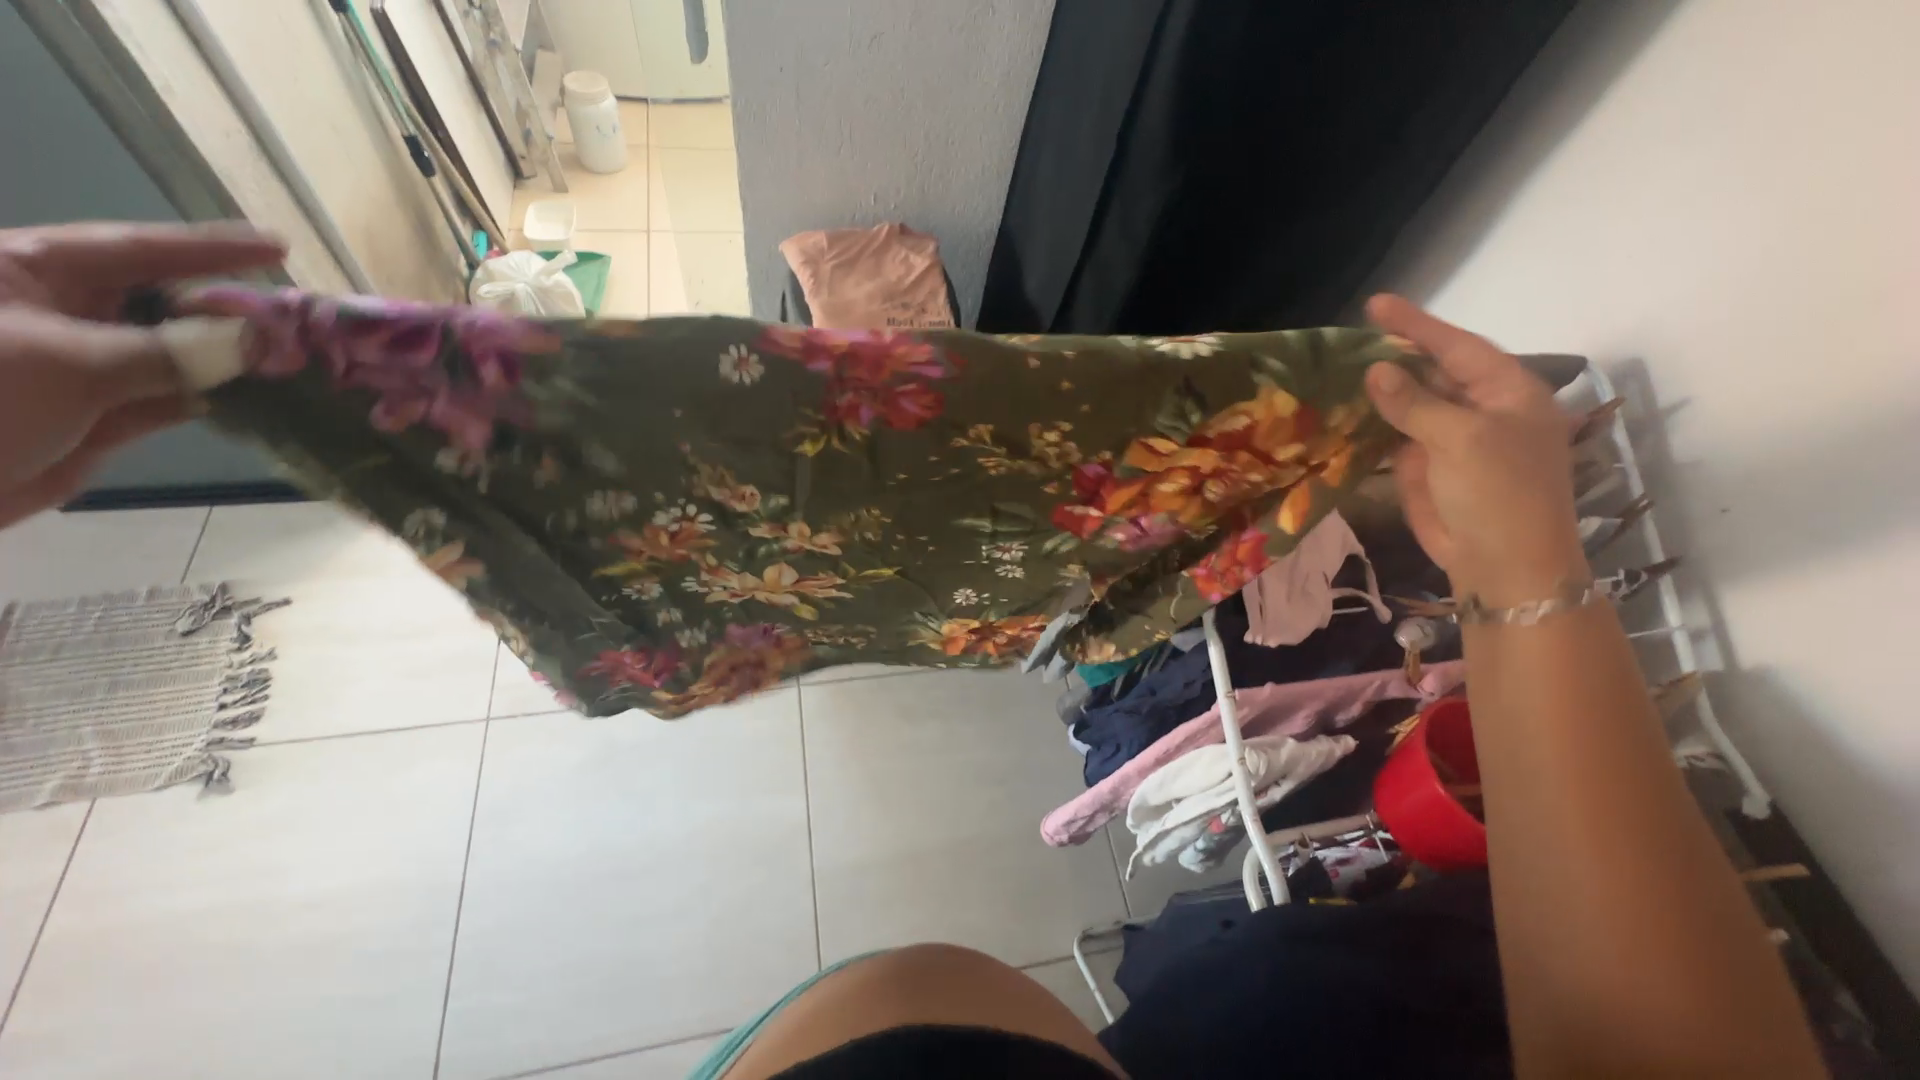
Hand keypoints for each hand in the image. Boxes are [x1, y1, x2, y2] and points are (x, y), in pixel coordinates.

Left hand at [0, 221, 284, 527]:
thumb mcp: (69, 363)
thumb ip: (171, 351)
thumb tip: (261, 340)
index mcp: (28, 272)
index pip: (134, 248)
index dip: (209, 249)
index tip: (279, 248)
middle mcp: (60, 310)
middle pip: (163, 299)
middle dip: (231, 310)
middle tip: (297, 318)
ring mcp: (84, 364)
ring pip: (175, 351)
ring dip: (232, 357)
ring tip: (293, 354)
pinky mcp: (102, 412)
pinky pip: (172, 395)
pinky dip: (216, 396)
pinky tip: (261, 393)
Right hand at [1363, 294, 1588, 604]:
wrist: (1503, 566)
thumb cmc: (1499, 494)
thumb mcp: (1460, 440)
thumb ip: (1415, 402)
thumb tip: (1376, 370)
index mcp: (1508, 393)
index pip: (1458, 346)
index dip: (1417, 325)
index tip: (1376, 304)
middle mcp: (1482, 410)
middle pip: (1434, 372)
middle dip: (1395, 358)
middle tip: (1349, 342)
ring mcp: (1454, 440)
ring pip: (1411, 405)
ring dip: (1379, 392)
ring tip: (1339, 372)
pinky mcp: (1430, 468)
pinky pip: (1397, 437)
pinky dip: (1372, 426)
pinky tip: (1345, 413)